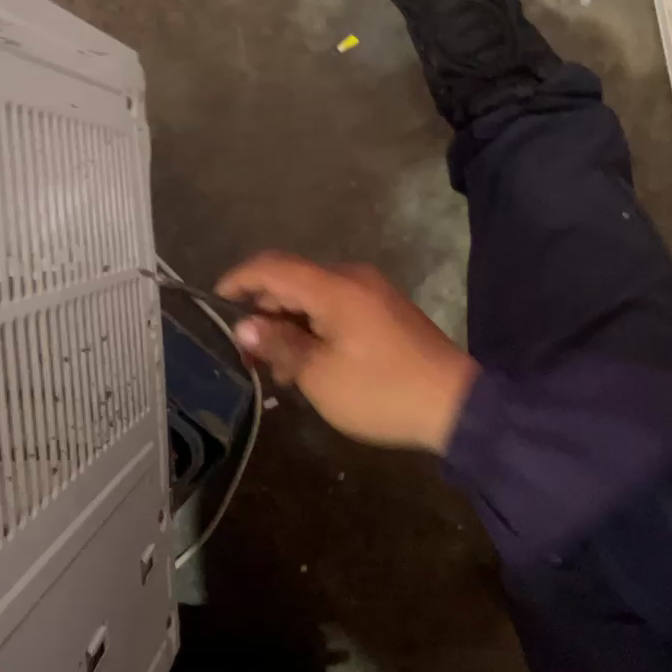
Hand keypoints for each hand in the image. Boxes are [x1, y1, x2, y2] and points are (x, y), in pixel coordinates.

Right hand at [217, 251, 479, 451]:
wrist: (456, 405)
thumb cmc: (381, 391)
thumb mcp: (320, 375)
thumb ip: (279, 345)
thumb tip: (246, 328)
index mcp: (334, 288)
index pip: (272, 267)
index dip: (239, 280)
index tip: (216, 302)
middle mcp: (351, 279)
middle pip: (291, 282)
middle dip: (264, 314)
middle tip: (250, 357)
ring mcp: (371, 293)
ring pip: (312, 298)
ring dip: (289, 327)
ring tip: (280, 372)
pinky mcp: (383, 310)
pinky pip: (335, 309)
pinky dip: (314, 330)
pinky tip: (309, 365)